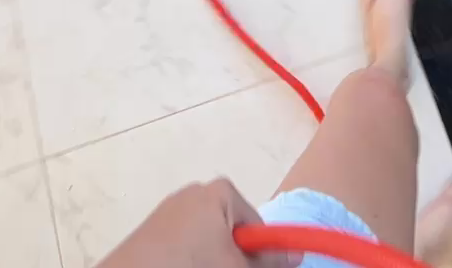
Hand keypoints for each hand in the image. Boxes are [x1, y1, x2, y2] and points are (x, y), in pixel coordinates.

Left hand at [95, 178, 300, 267]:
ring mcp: (172, 211)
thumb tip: (299, 257)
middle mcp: (197, 192)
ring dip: (211, 262)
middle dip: (232, 260)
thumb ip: (269, 263)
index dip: (258, 256)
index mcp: (220, 191)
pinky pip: (185, 248)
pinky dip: (188, 262)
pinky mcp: (153, 232)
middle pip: (232, 235)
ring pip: (207, 245)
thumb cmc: (190, 266)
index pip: (257, 226)